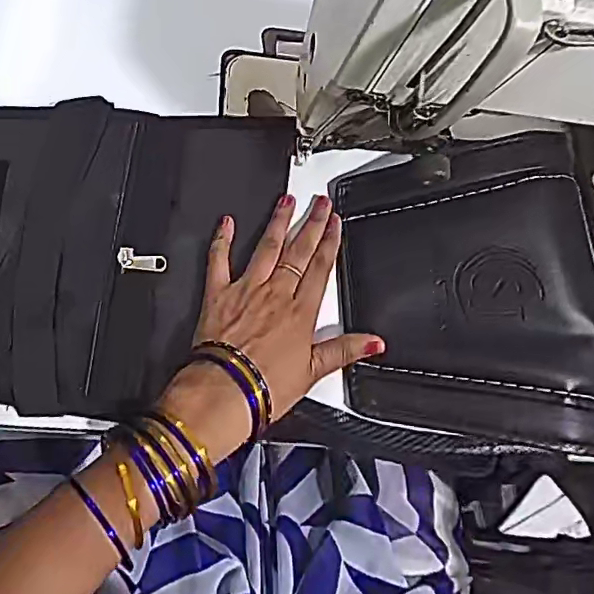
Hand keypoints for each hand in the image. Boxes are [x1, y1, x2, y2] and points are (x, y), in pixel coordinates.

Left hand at [157, 194, 384, 454]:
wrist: (225, 392)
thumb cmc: (264, 387)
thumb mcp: (313, 372)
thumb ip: (344, 351)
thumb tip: (373, 343)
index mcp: (300, 312)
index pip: (320, 267)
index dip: (329, 241)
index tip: (334, 222)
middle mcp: (275, 295)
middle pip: (299, 251)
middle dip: (312, 223)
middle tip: (320, 202)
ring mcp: (247, 290)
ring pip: (267, 247)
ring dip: (278, 222)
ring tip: (287, 202)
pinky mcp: (219, 294)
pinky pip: (220, 260)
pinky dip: (222, 240)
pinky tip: (227, 223)